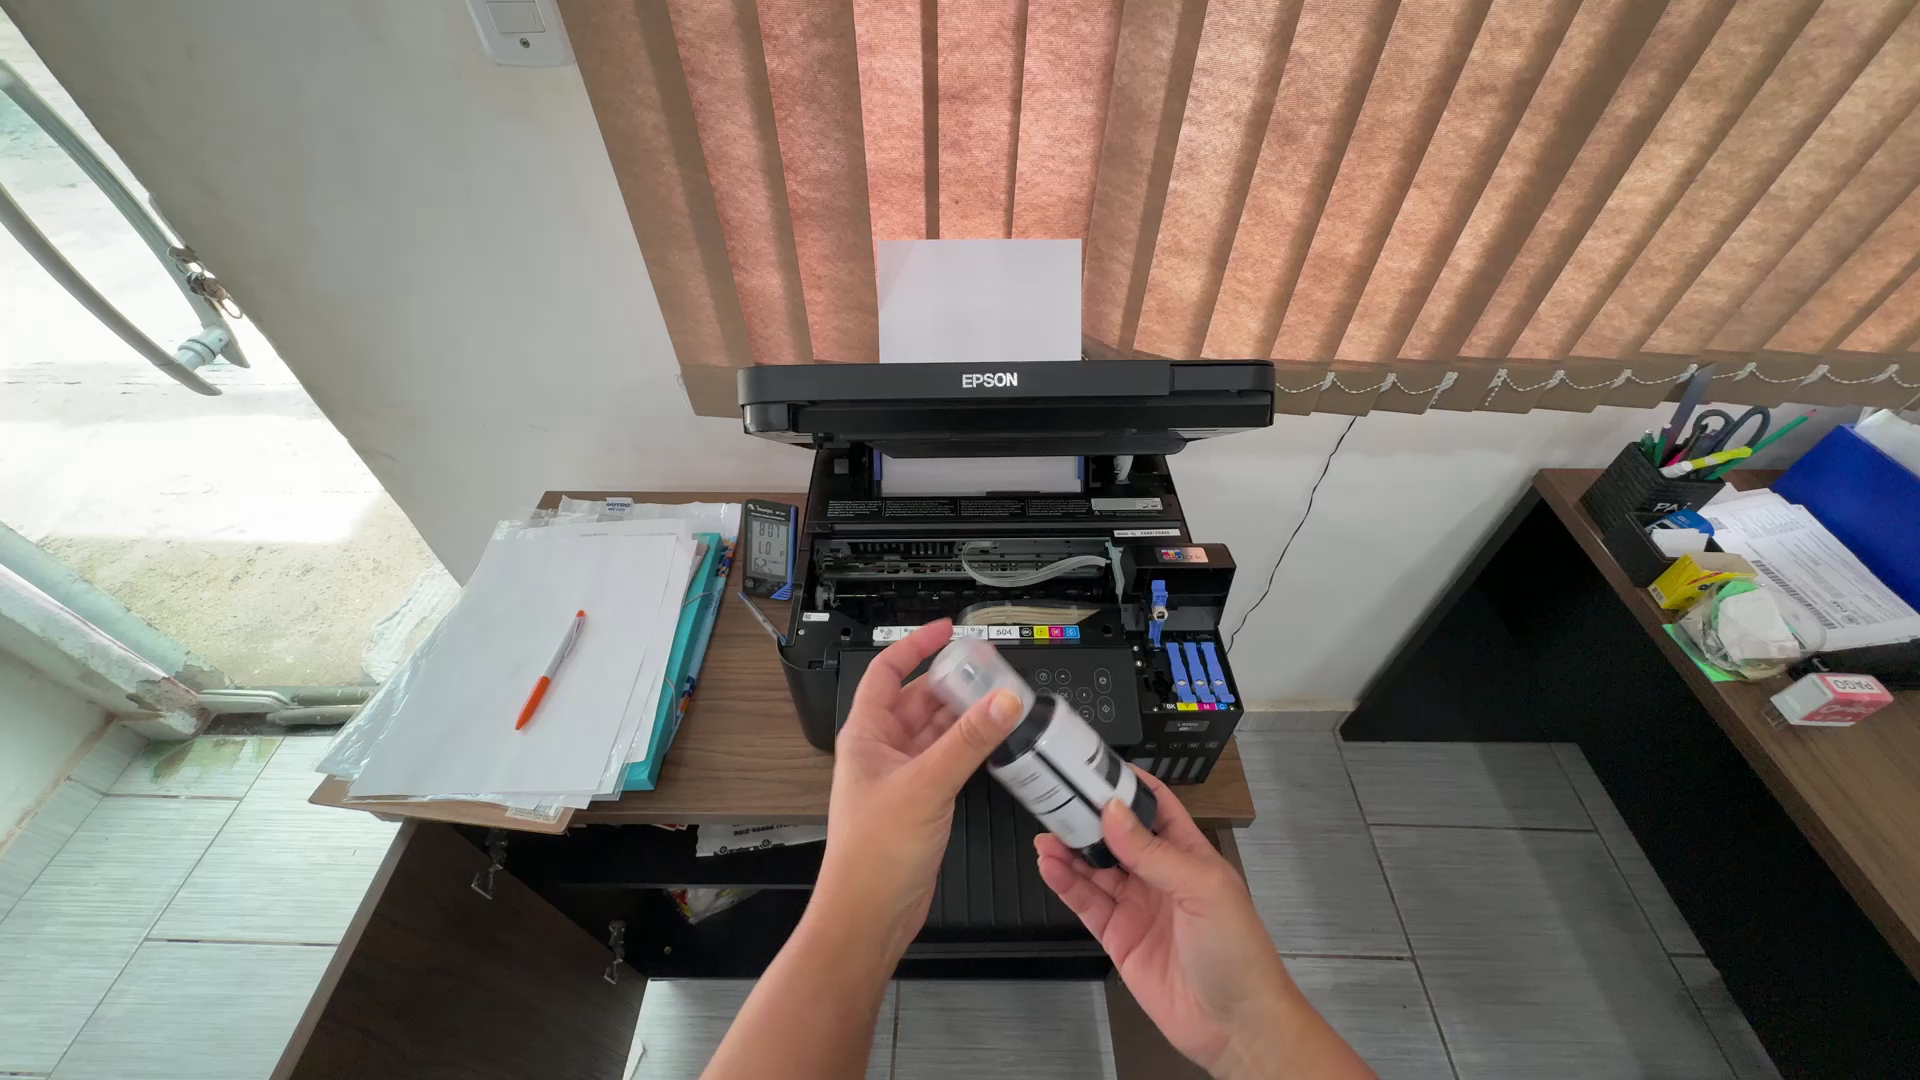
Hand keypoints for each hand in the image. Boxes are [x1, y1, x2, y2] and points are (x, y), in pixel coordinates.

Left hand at [818, 619, 1024, 956]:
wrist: (870, 914)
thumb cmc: (872, 855)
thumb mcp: (925, 785)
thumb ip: (968, 741)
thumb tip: (1001, 702)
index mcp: (867, 734)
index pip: (888, 672)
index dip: (915, 646)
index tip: (946, 631)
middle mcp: (883, 749)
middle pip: (920, 698)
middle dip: (953, 683)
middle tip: (989, 671)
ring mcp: (903, 773)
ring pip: (938, 728)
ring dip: (966, 715)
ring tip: (999, 701)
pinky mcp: (922, 797)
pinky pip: (949, 757)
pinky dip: (970, 746)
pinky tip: (993, 741)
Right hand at [1038, 770, 1368, 1078]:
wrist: (1236, 1027)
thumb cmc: (1238, 951)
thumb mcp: (1202, 888)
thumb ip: (1153, 851)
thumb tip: (1112, 811)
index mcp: (1186, 852)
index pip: (1152, 805)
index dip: (1125, 784)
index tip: (1094, 766)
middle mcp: (1158, 873)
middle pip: (1115, 834)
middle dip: (1087, 816)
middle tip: (1056, 799)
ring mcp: (1136, 904)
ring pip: (1094, 866)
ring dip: (1069, 849)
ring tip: (1044, 835)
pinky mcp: (1118, 935)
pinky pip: (1086, 901)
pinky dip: (1065, 882)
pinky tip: (1050, 866)